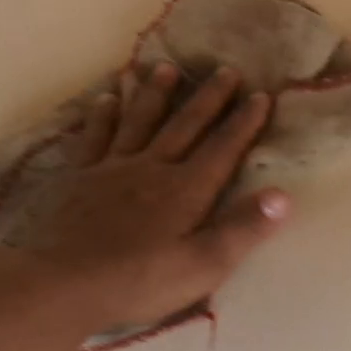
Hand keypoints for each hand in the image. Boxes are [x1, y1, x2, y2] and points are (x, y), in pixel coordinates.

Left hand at [0, 62, 290, 331]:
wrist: (69, 281)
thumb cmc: (145, 281)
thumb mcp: (206, 264)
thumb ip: (244, 229)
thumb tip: (282, 196)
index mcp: (186, 191)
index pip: (222, 150)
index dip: (244, 123)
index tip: (261, 96)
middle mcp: (152, 169)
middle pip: (184, 126)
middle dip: (208, 99)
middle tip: (225, 71)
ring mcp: (113, 169)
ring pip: (140, 121)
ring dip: (156, 94)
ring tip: (167, 68)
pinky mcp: (83, 178)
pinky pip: (97, 136)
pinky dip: (105, 114)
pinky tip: (108, 99)